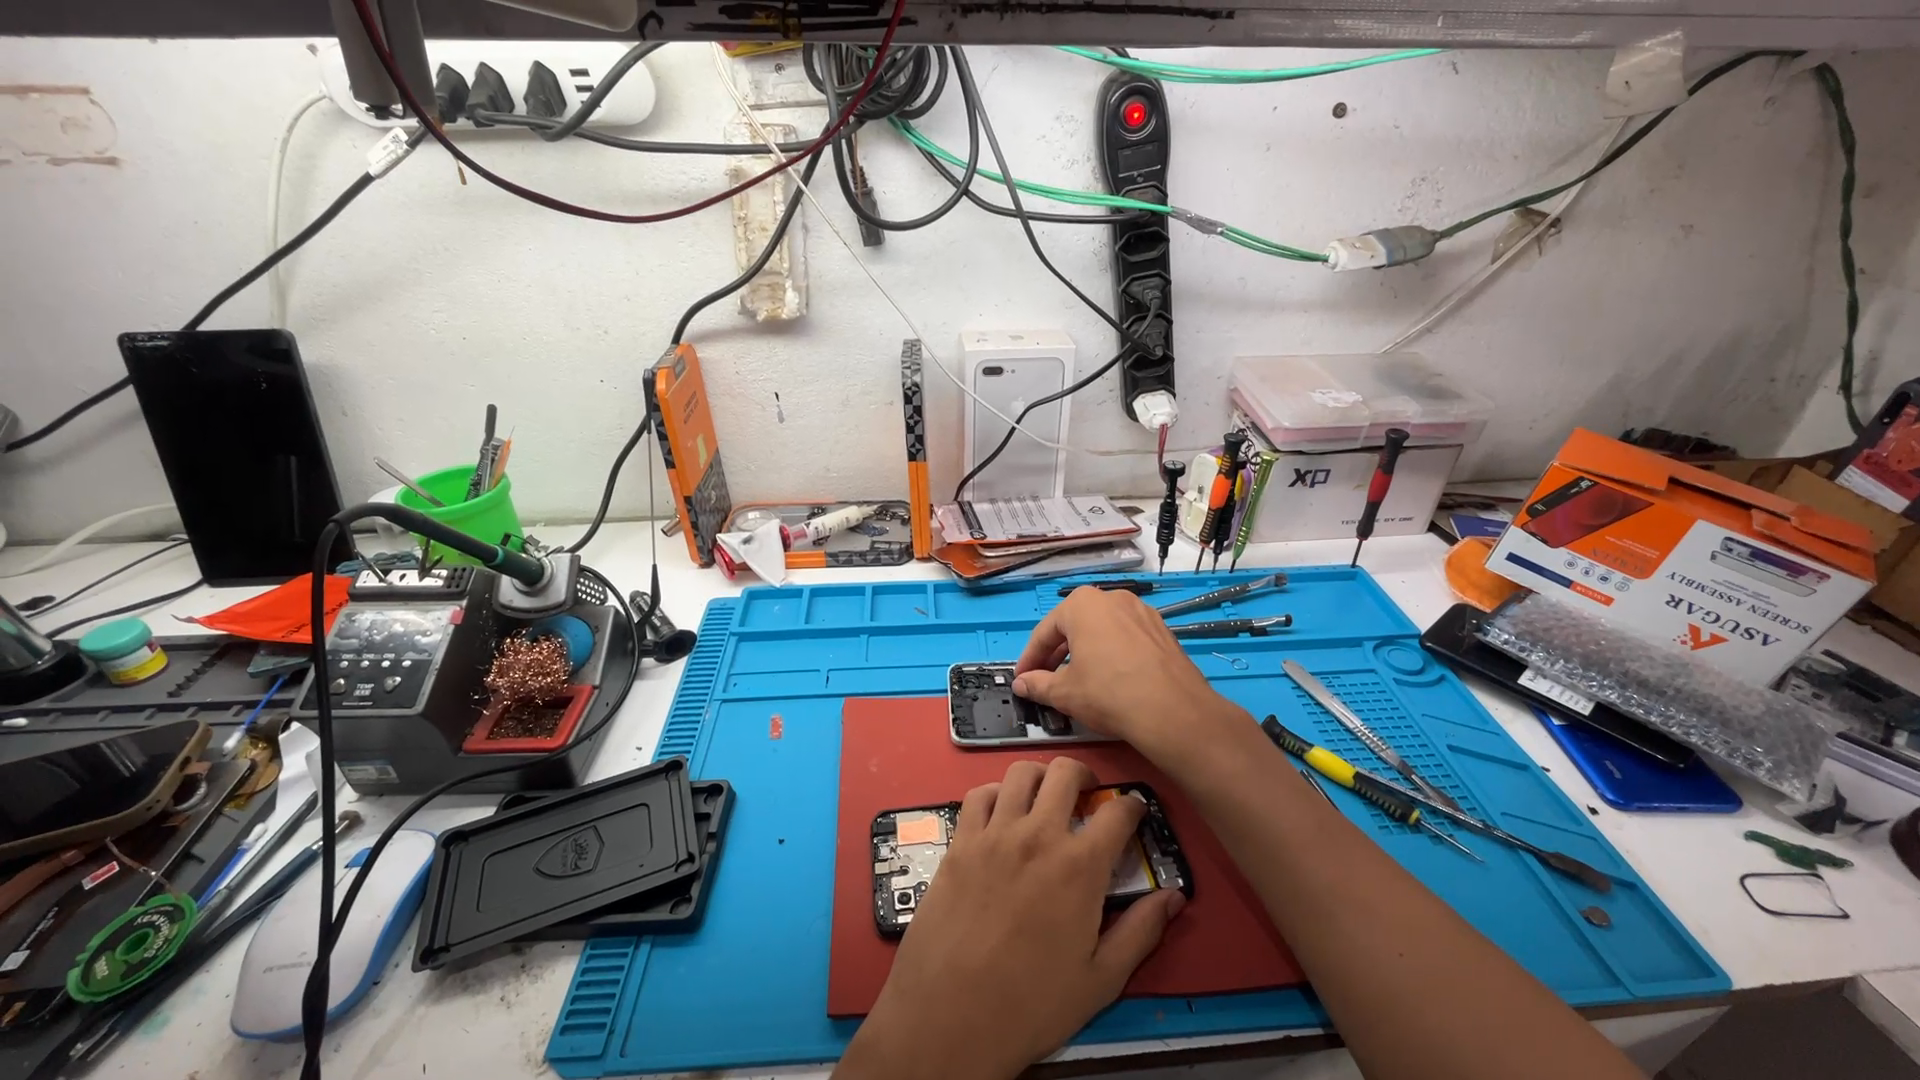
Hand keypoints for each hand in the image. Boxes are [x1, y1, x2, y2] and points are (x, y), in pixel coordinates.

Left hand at [836, 758, 1185, 1079]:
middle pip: (1065, 773)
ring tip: (1045, 798)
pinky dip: (995, 794)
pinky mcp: (958, 844)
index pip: (1117, 812)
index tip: (1134, 811)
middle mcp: (1037, 836)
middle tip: (1088, 795)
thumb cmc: (1031, 1005)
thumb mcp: (1101, 980)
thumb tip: (1173, 898)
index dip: (1132, 805)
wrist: (949, 1017)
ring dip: (1040, 778)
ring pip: (1019, 774)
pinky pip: (978, 796)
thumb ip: (1140, 931)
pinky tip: (1001, 815)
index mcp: (1079, 867)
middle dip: (1084, 775)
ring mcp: (993, 835)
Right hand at [1012, 586, 1234, 747]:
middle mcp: (1112, 598)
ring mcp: (1142, 612)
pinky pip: (1126, 639)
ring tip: (1078, 681)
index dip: (1030, 658)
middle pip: (1075, 626)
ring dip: (1085, 653)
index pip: (1045, 632)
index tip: (1022, 678)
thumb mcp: (1064, 692)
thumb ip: (1038, 684)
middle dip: (1057, 654)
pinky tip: (1111, 679)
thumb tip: (1021, 685)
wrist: (1172, 710)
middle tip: (1046, 680)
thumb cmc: (1108, 693)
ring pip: (1103, 631)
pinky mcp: (1162, 631)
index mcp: (1082, 604)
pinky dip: (1112, 654)